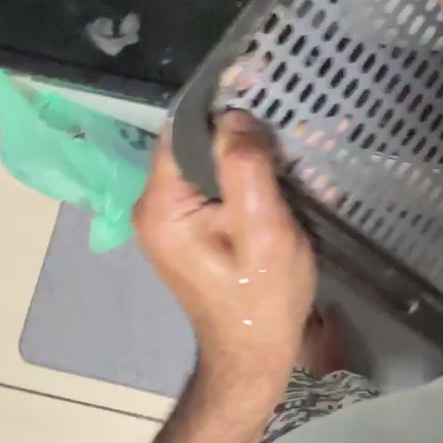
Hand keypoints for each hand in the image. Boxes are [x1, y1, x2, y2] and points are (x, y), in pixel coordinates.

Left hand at [134, 112, 316, 382]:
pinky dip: (242, 170)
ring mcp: (170, 218)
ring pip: (205, 161)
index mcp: (162, 205)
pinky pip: (213, 183)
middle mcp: (155, 206)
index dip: (220, 107)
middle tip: (284, 113)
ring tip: (286, 136)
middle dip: (238, 127)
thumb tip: (235, 116)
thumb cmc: (262, 300)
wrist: (254, 356)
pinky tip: (275, 167)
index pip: (181, 130)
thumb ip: (246, 170)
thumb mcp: (264, 233)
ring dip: (244, 148)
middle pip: (192, 143)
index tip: (262, 87)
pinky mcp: (189, 227)